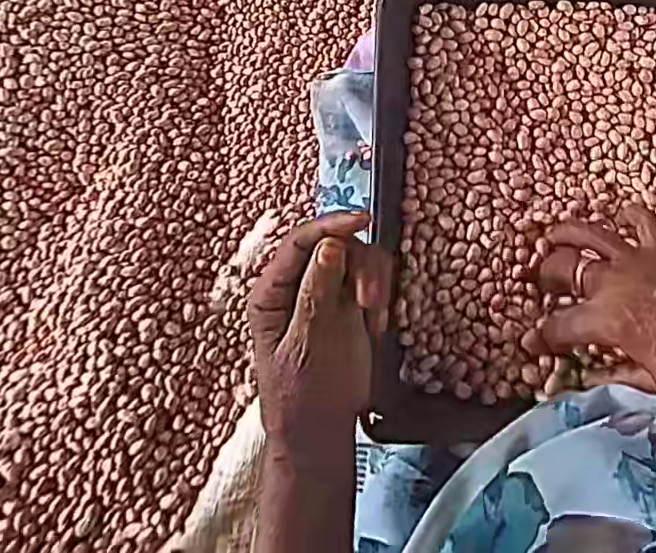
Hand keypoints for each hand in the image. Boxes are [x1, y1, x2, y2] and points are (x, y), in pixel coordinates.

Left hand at [247, 212, 392, 453]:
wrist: (321, 434)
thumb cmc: (299, 399)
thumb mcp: (304, 347)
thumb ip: (316, 294)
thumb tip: (329, 245)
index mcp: (272, 291)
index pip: (299, 241)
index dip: (330, 224)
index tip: (362, 221)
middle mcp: (298, 283)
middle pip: (334, 243)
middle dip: (359, 263)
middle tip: (370, 299)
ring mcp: (326, 290)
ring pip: (358, 255)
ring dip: (374, 277)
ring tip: (376, 315)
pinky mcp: (350, 301)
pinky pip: (373, 275)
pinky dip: (382, 291)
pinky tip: (378, 324)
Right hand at [529, 206, 655, 409]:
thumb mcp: (655, 386)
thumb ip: (614, 376)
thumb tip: (586, 377)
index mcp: (609, 319)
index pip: (559, 325)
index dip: (541, 335)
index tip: (532, 342)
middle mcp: (615, 281)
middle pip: (563, 267)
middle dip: (545, 277)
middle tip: (541, 288)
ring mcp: (639, 258)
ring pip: (590, 232)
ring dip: (567, 232)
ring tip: (553, 236)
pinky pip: (639, 221)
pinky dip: (627, 215)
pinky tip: (620, 216)